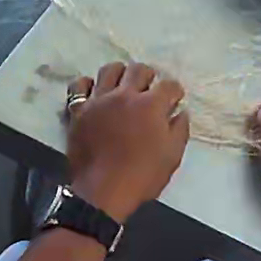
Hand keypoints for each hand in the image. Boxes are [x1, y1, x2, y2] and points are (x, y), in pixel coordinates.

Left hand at [64, 62, 188, 221]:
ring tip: (122, 85)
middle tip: (149, 89)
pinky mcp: (79, 111)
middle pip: (139, 70)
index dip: (175, 91)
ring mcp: (99, 100)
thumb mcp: (172, 157)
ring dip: (120, 73)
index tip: (174, 99)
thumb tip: (181, 112)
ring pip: (109, 70)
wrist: (103, 191)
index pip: (169, 85)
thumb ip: (179, 130)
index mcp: (151, 106)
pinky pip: (79, 86)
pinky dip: (87, 85)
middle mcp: (125, 95)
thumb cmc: (141, 176)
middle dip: (149, 76)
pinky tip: (94, 93)